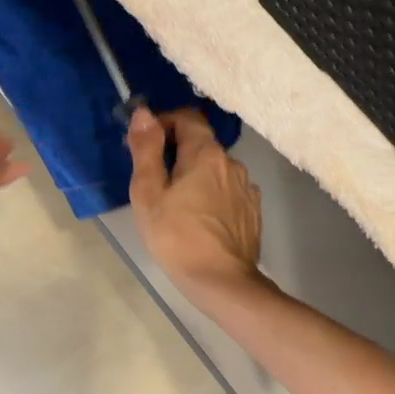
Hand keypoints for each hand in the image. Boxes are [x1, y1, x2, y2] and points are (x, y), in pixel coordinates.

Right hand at [126, 107, 263, 296]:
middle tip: (152, 178)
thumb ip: (146, 150)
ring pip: (214, 169)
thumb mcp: (148, 192)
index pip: (187, 118)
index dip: (163, 122)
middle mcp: (232, 163)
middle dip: (176, 152)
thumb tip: (144, 113)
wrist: (219, 280)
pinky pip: (225, 190)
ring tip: (173, 202)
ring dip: (193, 174)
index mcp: (205, 154)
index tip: (143, 142)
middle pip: (201, 144)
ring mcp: (246, 188)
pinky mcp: (251, 210)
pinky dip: (209, 193)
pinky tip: (196, 218)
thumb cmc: (174, 235)